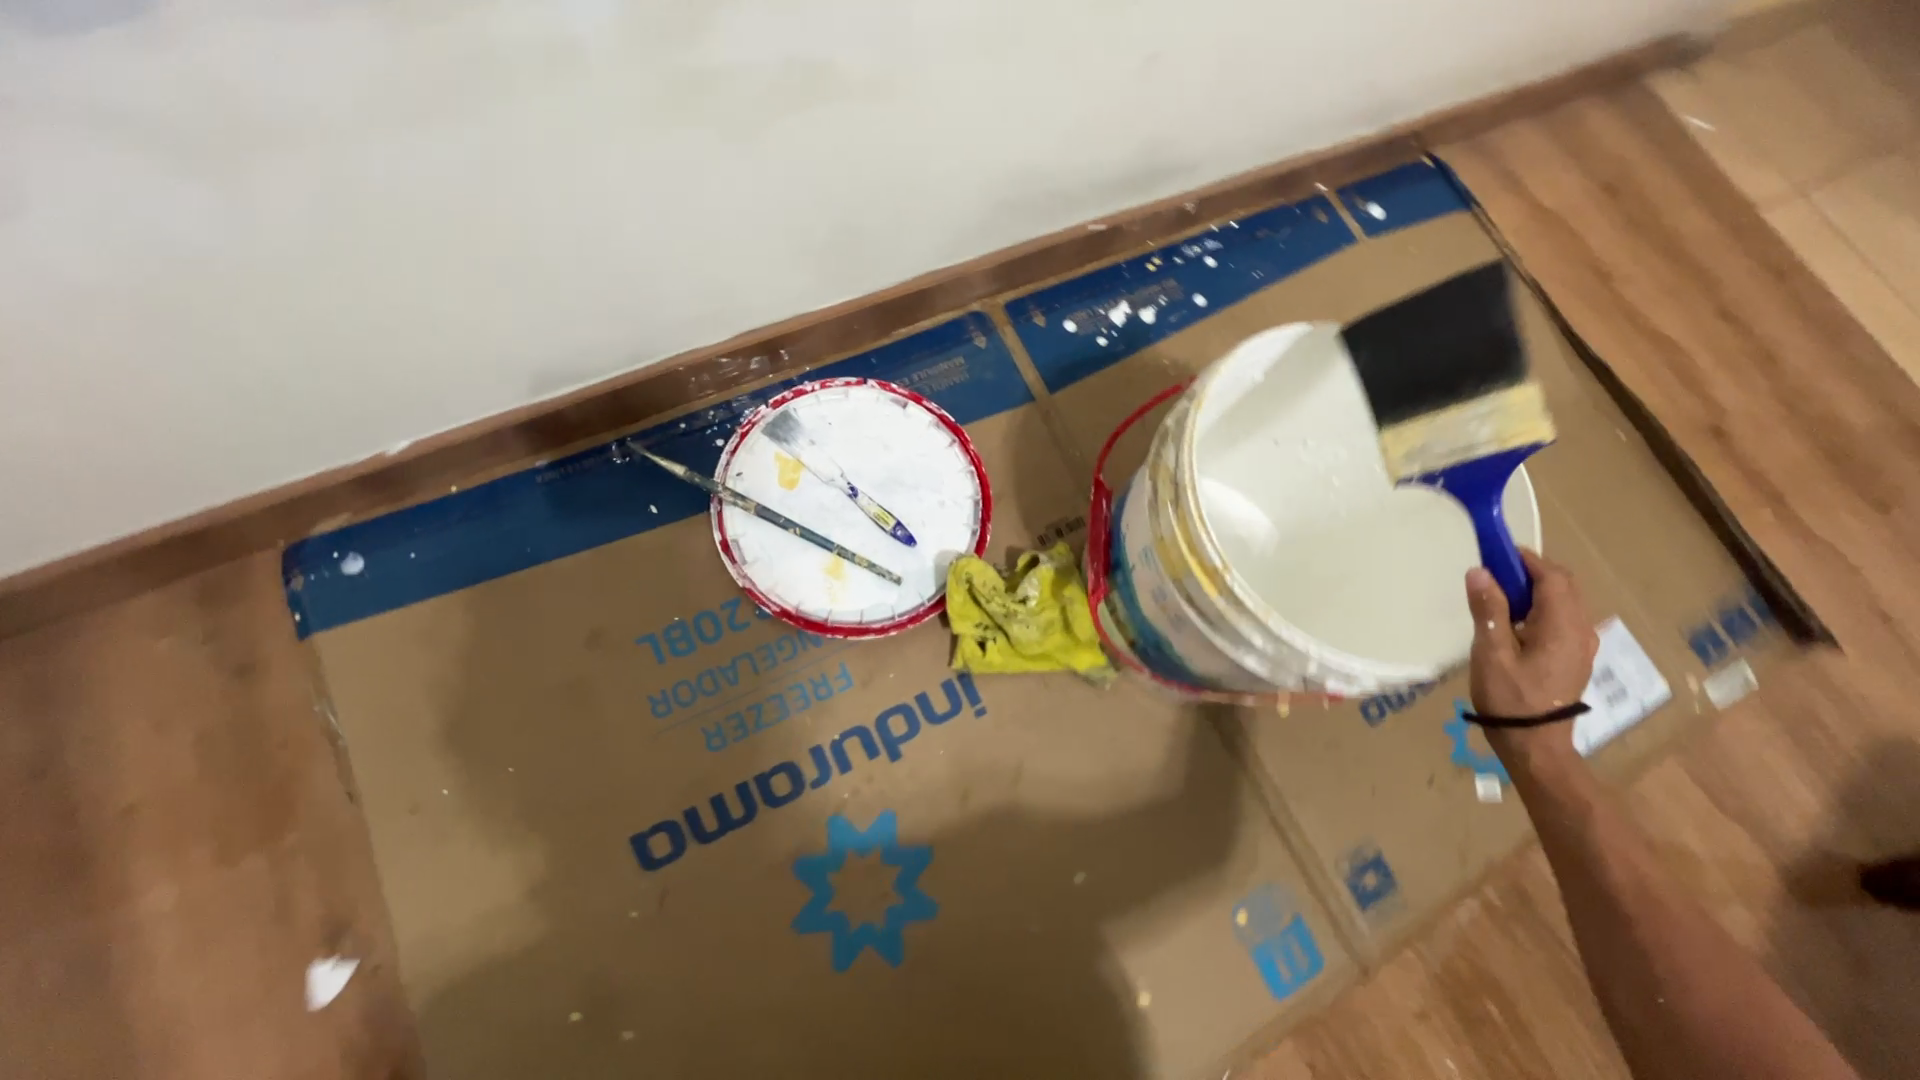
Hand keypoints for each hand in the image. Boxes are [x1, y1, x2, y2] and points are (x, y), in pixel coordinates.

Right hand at [1465, 550, 1598, 755]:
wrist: (1534, 745)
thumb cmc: (1510, 698)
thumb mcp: (1491, 653)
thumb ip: (1488, 610)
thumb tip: (1480, 571)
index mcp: (1563, 625)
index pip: (1552, 576)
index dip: (1525, 558)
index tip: (1495, 551)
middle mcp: (1581, 630)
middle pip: (1563, 586)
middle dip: (1530, 571)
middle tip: (1494, 572)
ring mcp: (1581, 645)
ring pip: (1563, 602)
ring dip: (1534, 590)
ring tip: (1498, 595)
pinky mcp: (1573, 658)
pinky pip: (1560, 620)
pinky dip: (1538, 609)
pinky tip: (1512, 622)